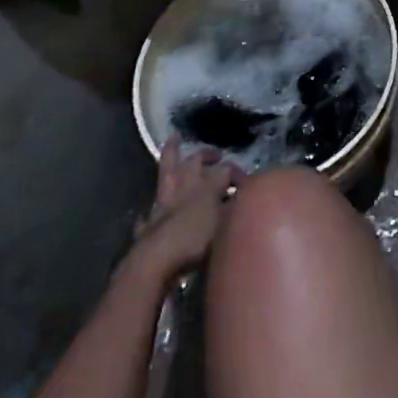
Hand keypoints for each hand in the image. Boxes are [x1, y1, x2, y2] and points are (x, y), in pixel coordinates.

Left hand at [122, 139, 241, 280]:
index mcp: (207, 185)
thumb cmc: (196, 241)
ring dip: (171, 151)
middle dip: (207, 155)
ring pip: (168, 168)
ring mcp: (165, 199)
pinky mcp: (150, 218)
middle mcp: (186, 185)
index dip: (237, 173)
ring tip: (174, 137)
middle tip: (216, 155)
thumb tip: (242, 196)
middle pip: (195, 160)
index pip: (226, 170)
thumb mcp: (224, 223)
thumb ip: (233, 207)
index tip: (247, 183)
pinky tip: (157, 199)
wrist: (156, 261)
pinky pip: (153, 201)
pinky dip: (157, 196)